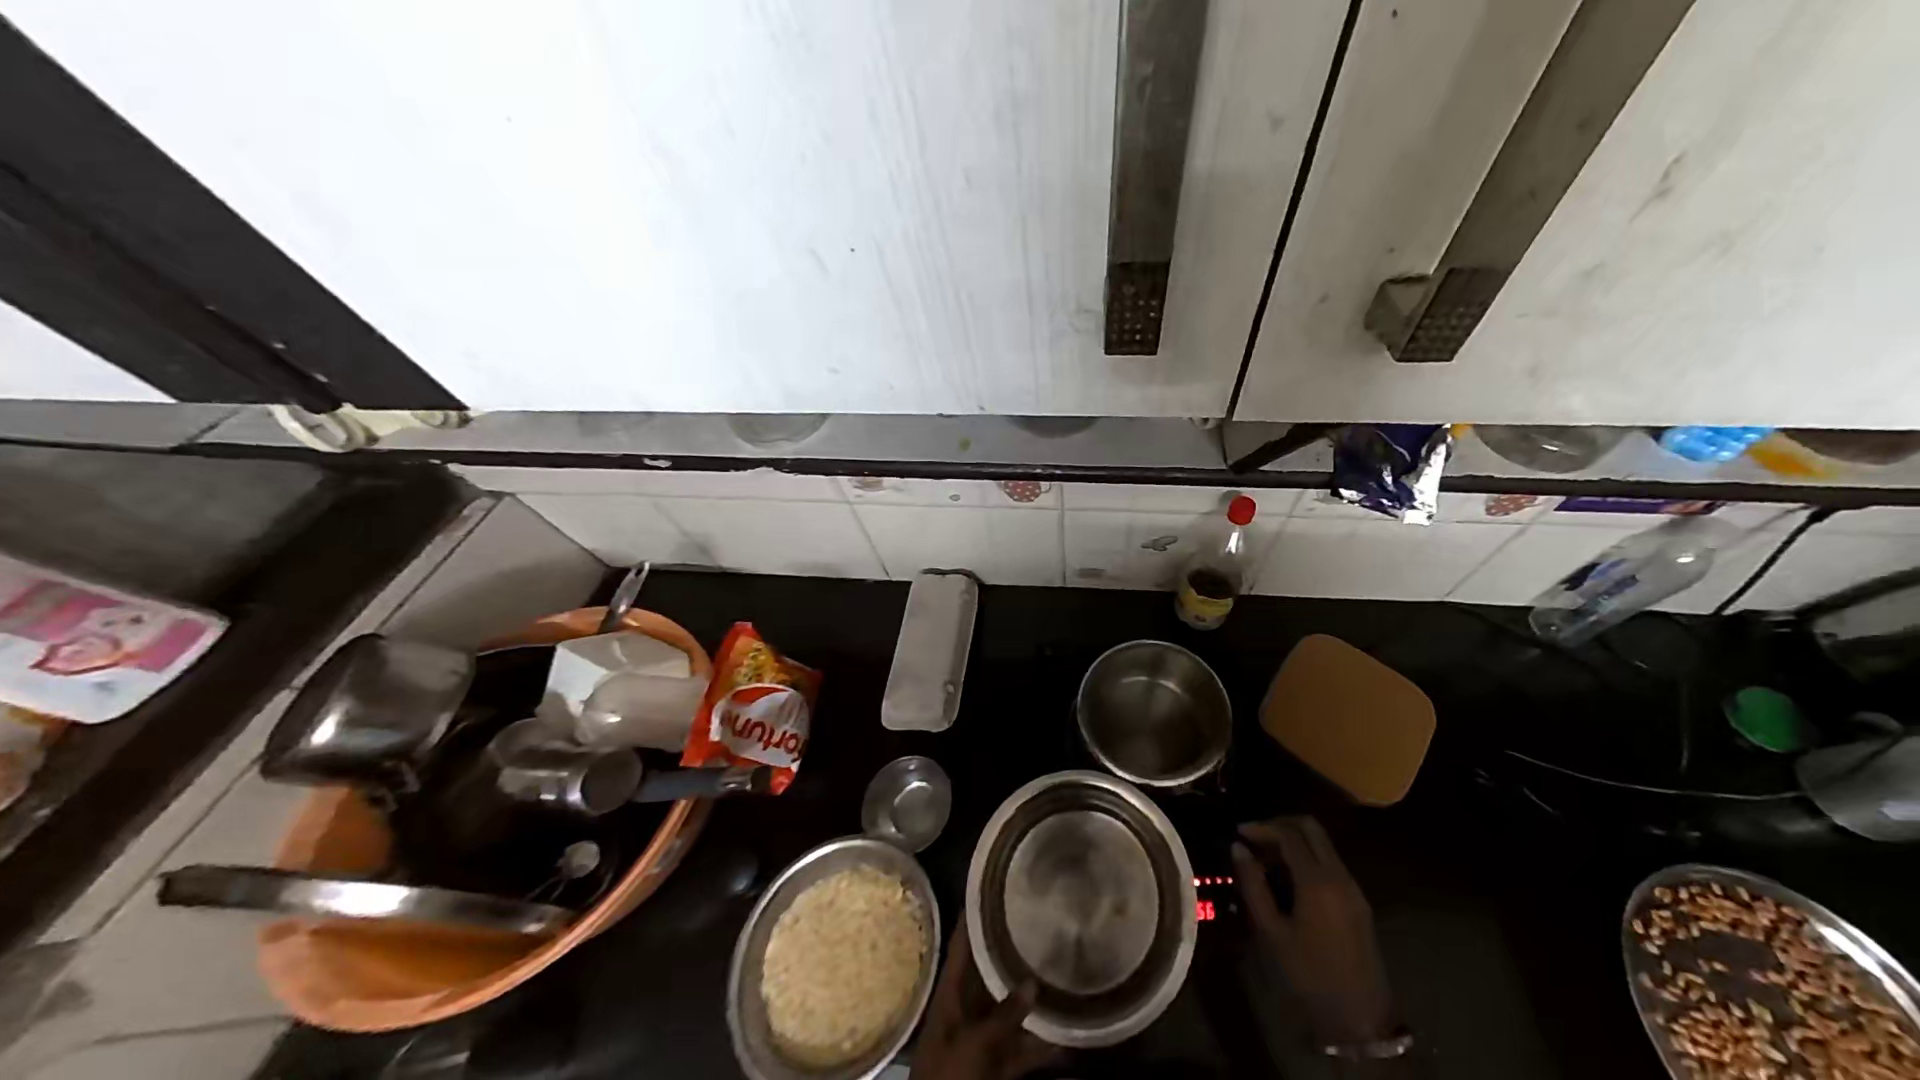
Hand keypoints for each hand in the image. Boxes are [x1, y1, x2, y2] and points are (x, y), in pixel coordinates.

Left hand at [911, 916, 1060, 1079]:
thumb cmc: (947, 1077)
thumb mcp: (973, 1044)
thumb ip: (1003, 1015)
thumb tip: (1033, 982)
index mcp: (948, 997)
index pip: (960, 949)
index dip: (971, 921)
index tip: (988, 892)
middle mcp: (964, 1012)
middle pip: (987, 977)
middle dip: (1009, 955)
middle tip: (1036, 925)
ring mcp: (980, 1041)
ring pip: (1008, 1013)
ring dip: (1031, 1002)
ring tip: (1059, 973)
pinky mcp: (994, 1068)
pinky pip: (1020, 1050)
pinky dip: (1040, 1044)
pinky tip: (1066, 1034)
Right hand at [1232, 816, 1394, 1046]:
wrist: (1359, 1018)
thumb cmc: (1308, 974)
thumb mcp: (1271, 930)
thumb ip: (1253, 884)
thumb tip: (1238, 848)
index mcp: (1318, 881)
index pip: (1289, 834)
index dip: (1261, 827)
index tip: (1238, 832)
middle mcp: (1340, 876)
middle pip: (1312, 828)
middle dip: (1280, 824)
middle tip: (1253, 837)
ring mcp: (1353, 888)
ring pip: (1323, 844)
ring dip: (1294, 840)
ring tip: (1264, 856)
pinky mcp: (1358, 901)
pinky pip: (1330, 862)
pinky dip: (1307, 856)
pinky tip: (1286, 875)